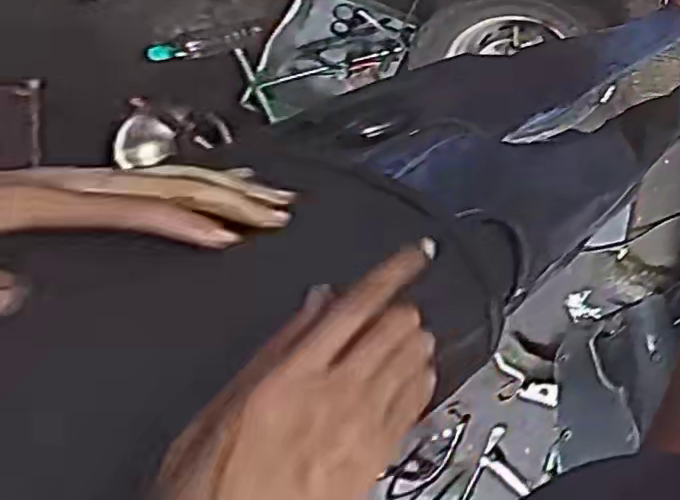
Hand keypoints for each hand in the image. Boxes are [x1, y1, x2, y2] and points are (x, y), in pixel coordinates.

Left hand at [0, 165, 294, 315]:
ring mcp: (58, 180)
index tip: (237, 237)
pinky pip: (144, 175)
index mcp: (31, 201)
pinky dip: (193, 178)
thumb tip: (28, 293)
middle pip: (168, 183)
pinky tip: (220, 181)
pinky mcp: (55, 185)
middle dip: (233, 197)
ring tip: (270, 196)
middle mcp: (57, 183)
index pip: (136, 208)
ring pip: (163, 173)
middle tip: (278, 212)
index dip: (192, 221)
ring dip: (226, 184)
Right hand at [152, 243, 438, 499]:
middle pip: (399, 321)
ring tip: (392, 350)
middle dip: (397, 312)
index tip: (417, 253)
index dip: (395, 271)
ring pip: (419, 348)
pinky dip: (420, 374)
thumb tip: (316, 303)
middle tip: (383, 320)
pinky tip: (401, 382)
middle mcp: (337, 393)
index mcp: (288, 382)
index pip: (357, 305)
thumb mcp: (207, 427)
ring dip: (412, 340)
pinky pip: (425, 387)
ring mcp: (368, 417)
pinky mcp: (389, 442)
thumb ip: (270, 354)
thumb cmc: (207, 499)